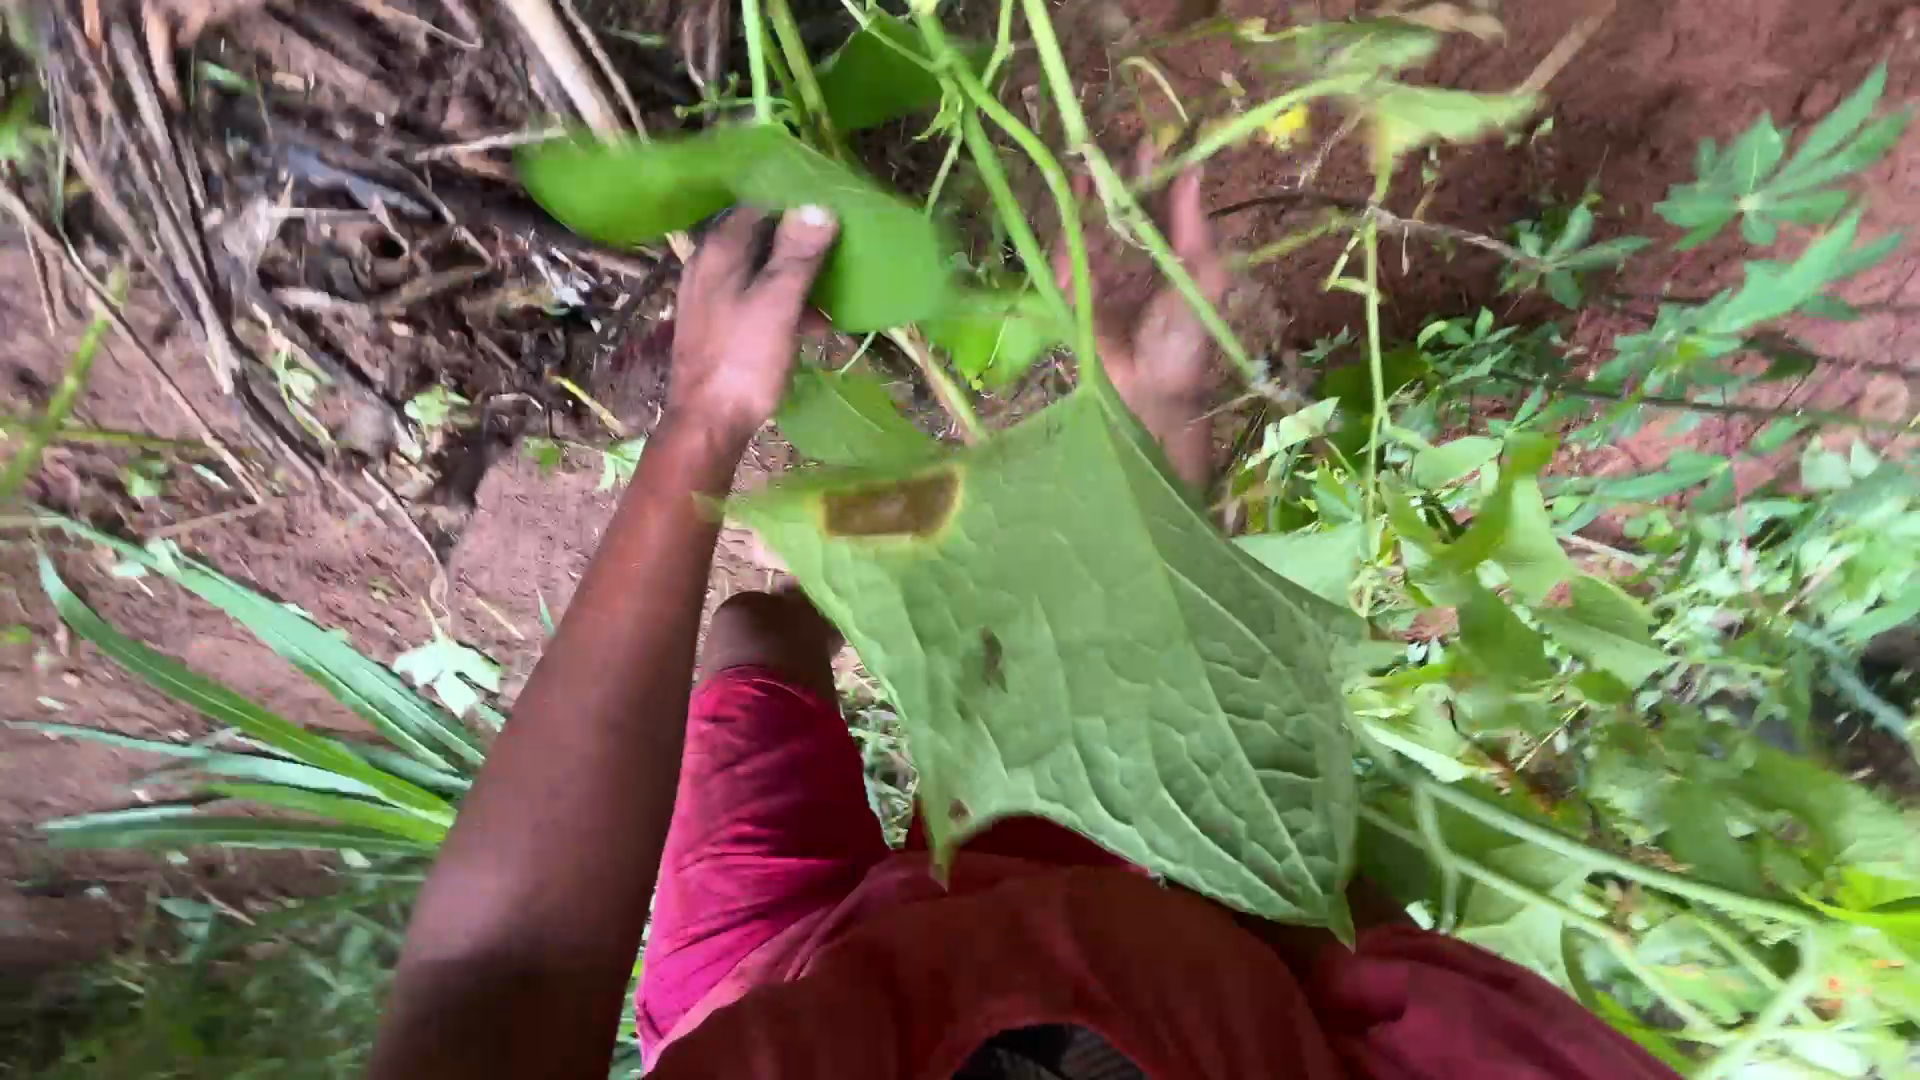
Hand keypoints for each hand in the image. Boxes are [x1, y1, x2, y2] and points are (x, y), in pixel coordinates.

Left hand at [667, 205, 838, 441]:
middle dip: (799, 245)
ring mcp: (710, 297)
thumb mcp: (778, 304)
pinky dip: (782, 305)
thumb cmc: (744, 360)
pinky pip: (754, 301)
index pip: (759, 206)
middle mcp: (707, 265)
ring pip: (759, 272)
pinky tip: (809, 325)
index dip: (795, 206)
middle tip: (838, 253)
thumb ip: (798, 256)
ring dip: (795, 280)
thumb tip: (819, 206)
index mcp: (720, 250)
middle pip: (759, 239)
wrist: (709, 421)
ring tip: (831, 297)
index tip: (832, 214)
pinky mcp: (717, 326)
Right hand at [1053, 148, 1227, 487]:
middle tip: (1103, 150)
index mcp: (1167, 255)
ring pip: (1088, 232)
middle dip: (1109, 182)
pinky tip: (1069, 223)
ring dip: (1083, 203)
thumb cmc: (1185, 338)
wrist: (1152, 389)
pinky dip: (1065, 244)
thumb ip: (1193, 227)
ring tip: (1081, 172)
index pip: (1156, 206)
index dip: (1150, 175)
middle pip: (1117, 213)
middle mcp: (1134, 262)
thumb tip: (1193, 170)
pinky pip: (1067, 263)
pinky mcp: (1077, 298)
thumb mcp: (1202, 277)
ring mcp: (1102, 279)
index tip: (1147, 144)